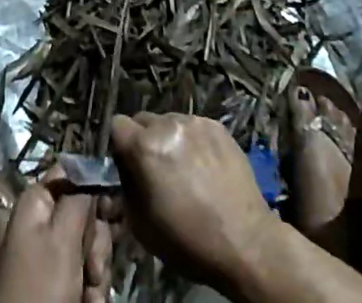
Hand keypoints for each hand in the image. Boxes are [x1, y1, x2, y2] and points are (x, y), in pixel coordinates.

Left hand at [0, 169, 111, 302]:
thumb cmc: (41, 286)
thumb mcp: (61, 238)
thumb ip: (79, 198)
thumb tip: (91, 163)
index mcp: (39, 201)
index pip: (74, 174)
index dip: (95, 186)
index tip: (111, 208)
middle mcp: (46, 221)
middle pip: (89, 212)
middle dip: (98, 243)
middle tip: (92, 268)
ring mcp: (55, 252)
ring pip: (94, 245)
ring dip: (99, 270)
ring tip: (90, 294)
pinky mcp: (63, 279)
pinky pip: (90, 272)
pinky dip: (93, 289)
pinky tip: (90, 302)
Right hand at [109, 113, 278, 291]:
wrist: (245, 242)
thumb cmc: (187, 240)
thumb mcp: (139, 223)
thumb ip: (126, 185)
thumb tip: (126, 169)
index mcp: (144, 147)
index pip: (117, 124)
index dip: (119, 145)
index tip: (128, 164)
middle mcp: (168, 125)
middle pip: (143, 120)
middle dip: (143, 140)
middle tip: (156, 169)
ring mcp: (196, 122)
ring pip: (169, 122)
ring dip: (169, 139)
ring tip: (184, 168)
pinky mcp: (218, 127)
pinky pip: (194, 127)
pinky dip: (192, 141)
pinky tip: (204, 166)